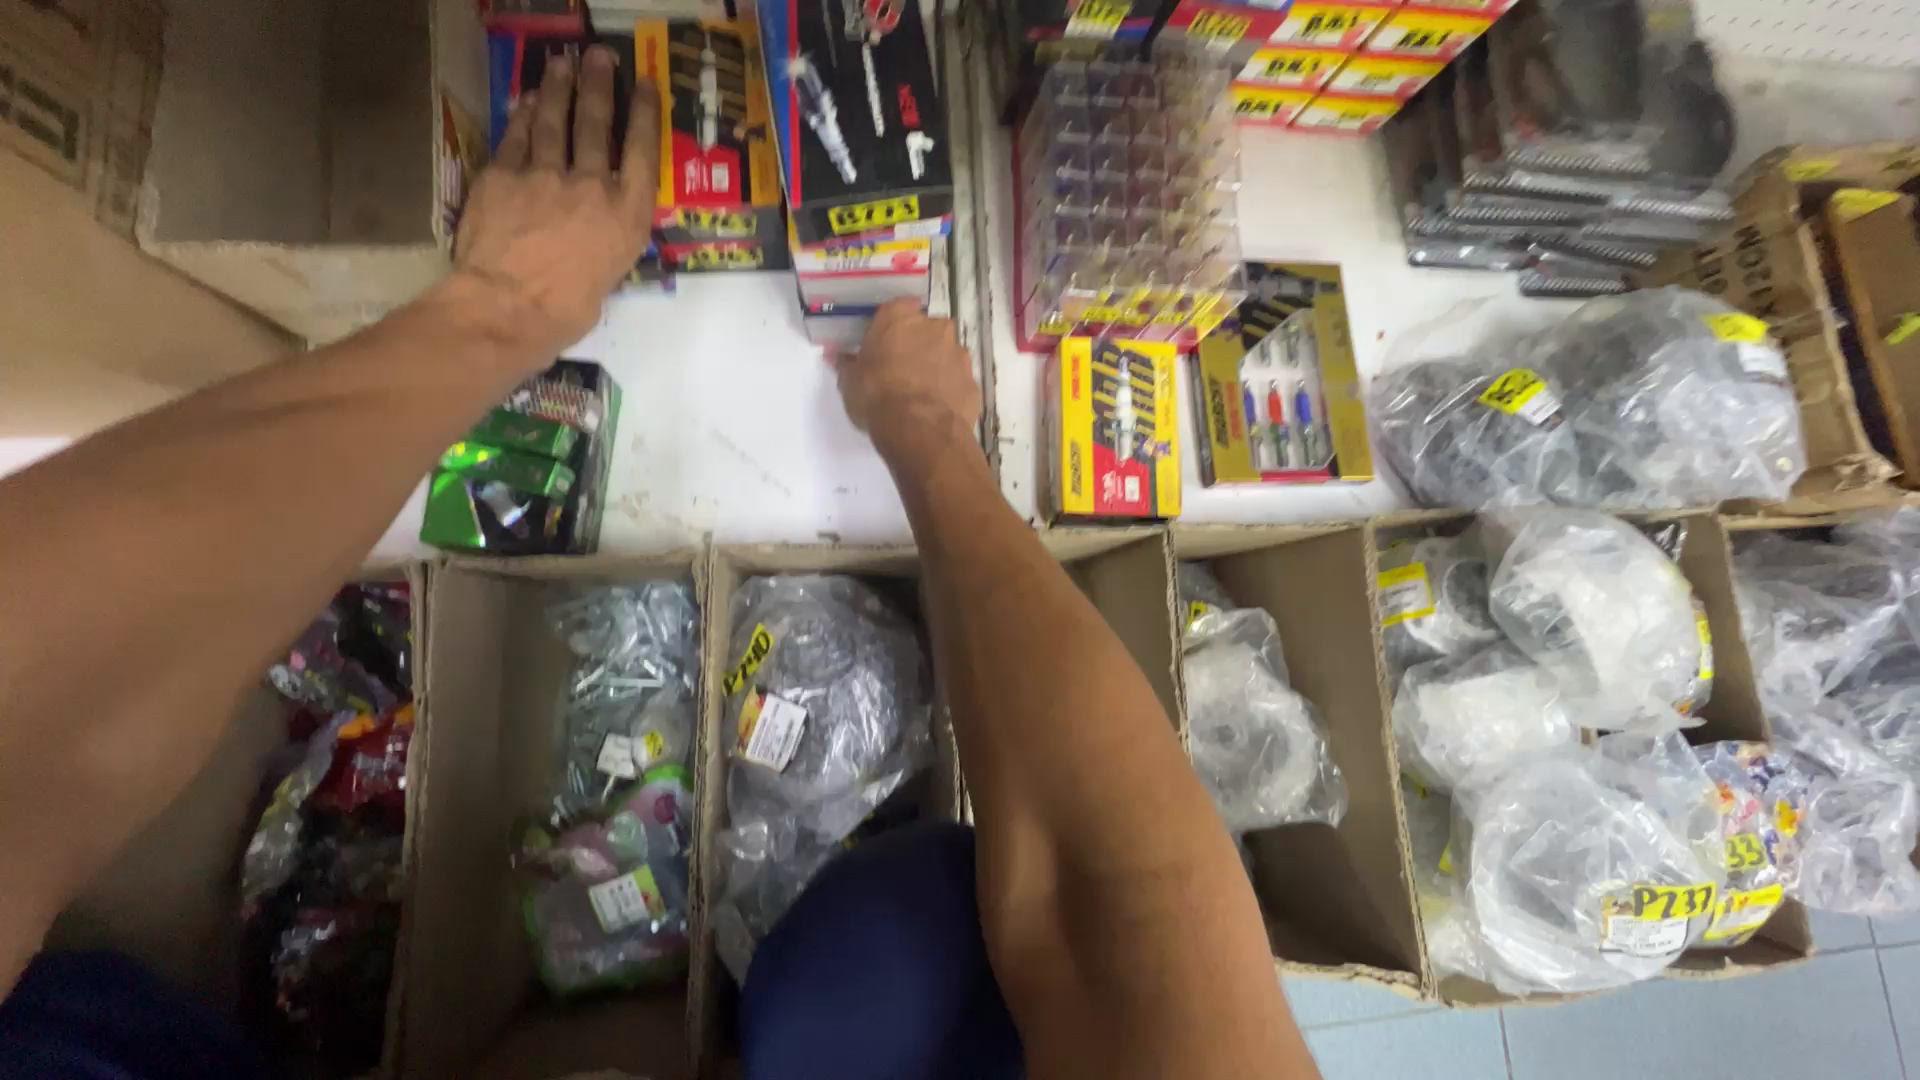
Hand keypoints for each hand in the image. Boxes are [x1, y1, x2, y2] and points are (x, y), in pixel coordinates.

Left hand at [445, 46, 659, 366]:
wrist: (510, 305)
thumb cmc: (570, 307)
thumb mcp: (612, 273)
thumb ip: (610, 235)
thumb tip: (600, 220)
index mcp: (627, 216)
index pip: (642, 154)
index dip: (644, 114)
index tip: (645, 85)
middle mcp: (592, 186)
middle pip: (597, 125)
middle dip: (600, 85)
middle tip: (600, 56)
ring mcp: (545, 175)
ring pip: (555, 120)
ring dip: (561, 87)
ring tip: (565, 63)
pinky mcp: (504, 174)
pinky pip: (519, 134)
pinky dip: (526, 113)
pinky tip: (532, 98)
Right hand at [837, 298, 982, 467]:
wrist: (920, 430)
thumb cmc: (877, 397)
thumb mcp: (849, 381)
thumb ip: (849, 365)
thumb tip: (842, 358)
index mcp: (900, 317)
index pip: (896, 311)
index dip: (890, 331)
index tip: (883, 349)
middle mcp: (935, 326)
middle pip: (925, 331)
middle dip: (917, 347)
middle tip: (901, 373)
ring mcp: (959, 353)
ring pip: (946, 355)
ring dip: (936, 368)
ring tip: (921, 396)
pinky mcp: (973, 381)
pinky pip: (958, 382)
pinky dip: (950, 391)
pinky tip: (937, 411)